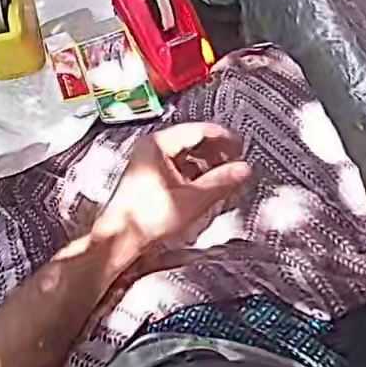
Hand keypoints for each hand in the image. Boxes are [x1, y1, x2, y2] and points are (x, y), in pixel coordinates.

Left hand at [92, 122, 252, 253]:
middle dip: (216, 150)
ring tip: (226, 173)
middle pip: (191, 140)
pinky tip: (208, 183)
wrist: (121, 236)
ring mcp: (149, 160)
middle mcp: (152, 146)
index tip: (241, 145)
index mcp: (158, 143)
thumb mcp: (192, 198)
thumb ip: (220, 181)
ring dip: (206, 162)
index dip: (222, 137)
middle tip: (237, 159)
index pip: (197, 130)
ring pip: (185, 154)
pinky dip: (194, 172)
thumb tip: (243, 168)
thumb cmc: (148, 216)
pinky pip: (177, 165)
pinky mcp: (149, 174)